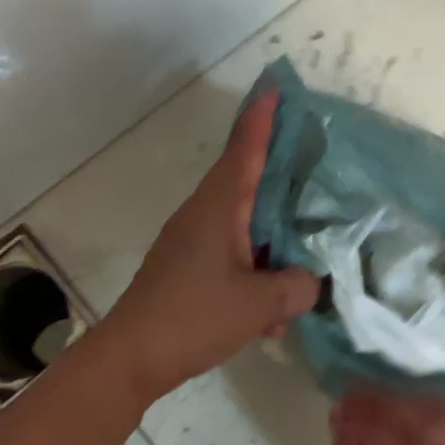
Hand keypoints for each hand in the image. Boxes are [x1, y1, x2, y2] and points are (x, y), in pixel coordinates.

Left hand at [99, 90, 320, 398]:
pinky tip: (272, 319)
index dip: (261, 120)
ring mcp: (189, 246)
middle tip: (312, 162)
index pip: (244, 151)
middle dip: (277, 176)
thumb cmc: (193, 317)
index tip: (274, 88)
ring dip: (271, 244)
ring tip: (304, 264)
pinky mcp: (184, 273)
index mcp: (217, 209)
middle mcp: (201, 218)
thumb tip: (308, 282)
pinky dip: (253, 278)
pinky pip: (229, 261)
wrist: (132, 356)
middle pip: (245, 185)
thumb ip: (295, 288)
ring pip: (241, 230)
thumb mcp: (259, 305)